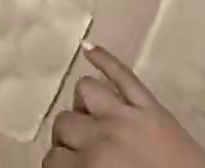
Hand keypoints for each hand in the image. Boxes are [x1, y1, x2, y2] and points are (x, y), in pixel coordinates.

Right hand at [43, 45, 204, 167]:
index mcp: (92, 166)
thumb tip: (71, 164)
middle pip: (64, 122)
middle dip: (65, 139)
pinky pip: (123, 74)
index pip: (53, 159)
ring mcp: (127, 114)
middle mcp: (102, 134)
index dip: (54, 166)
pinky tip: (88, 49)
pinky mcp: (151, 106)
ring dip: (82, 105)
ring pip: (86, 90)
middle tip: (75, 155)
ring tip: (88, 121)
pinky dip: (104, 58)